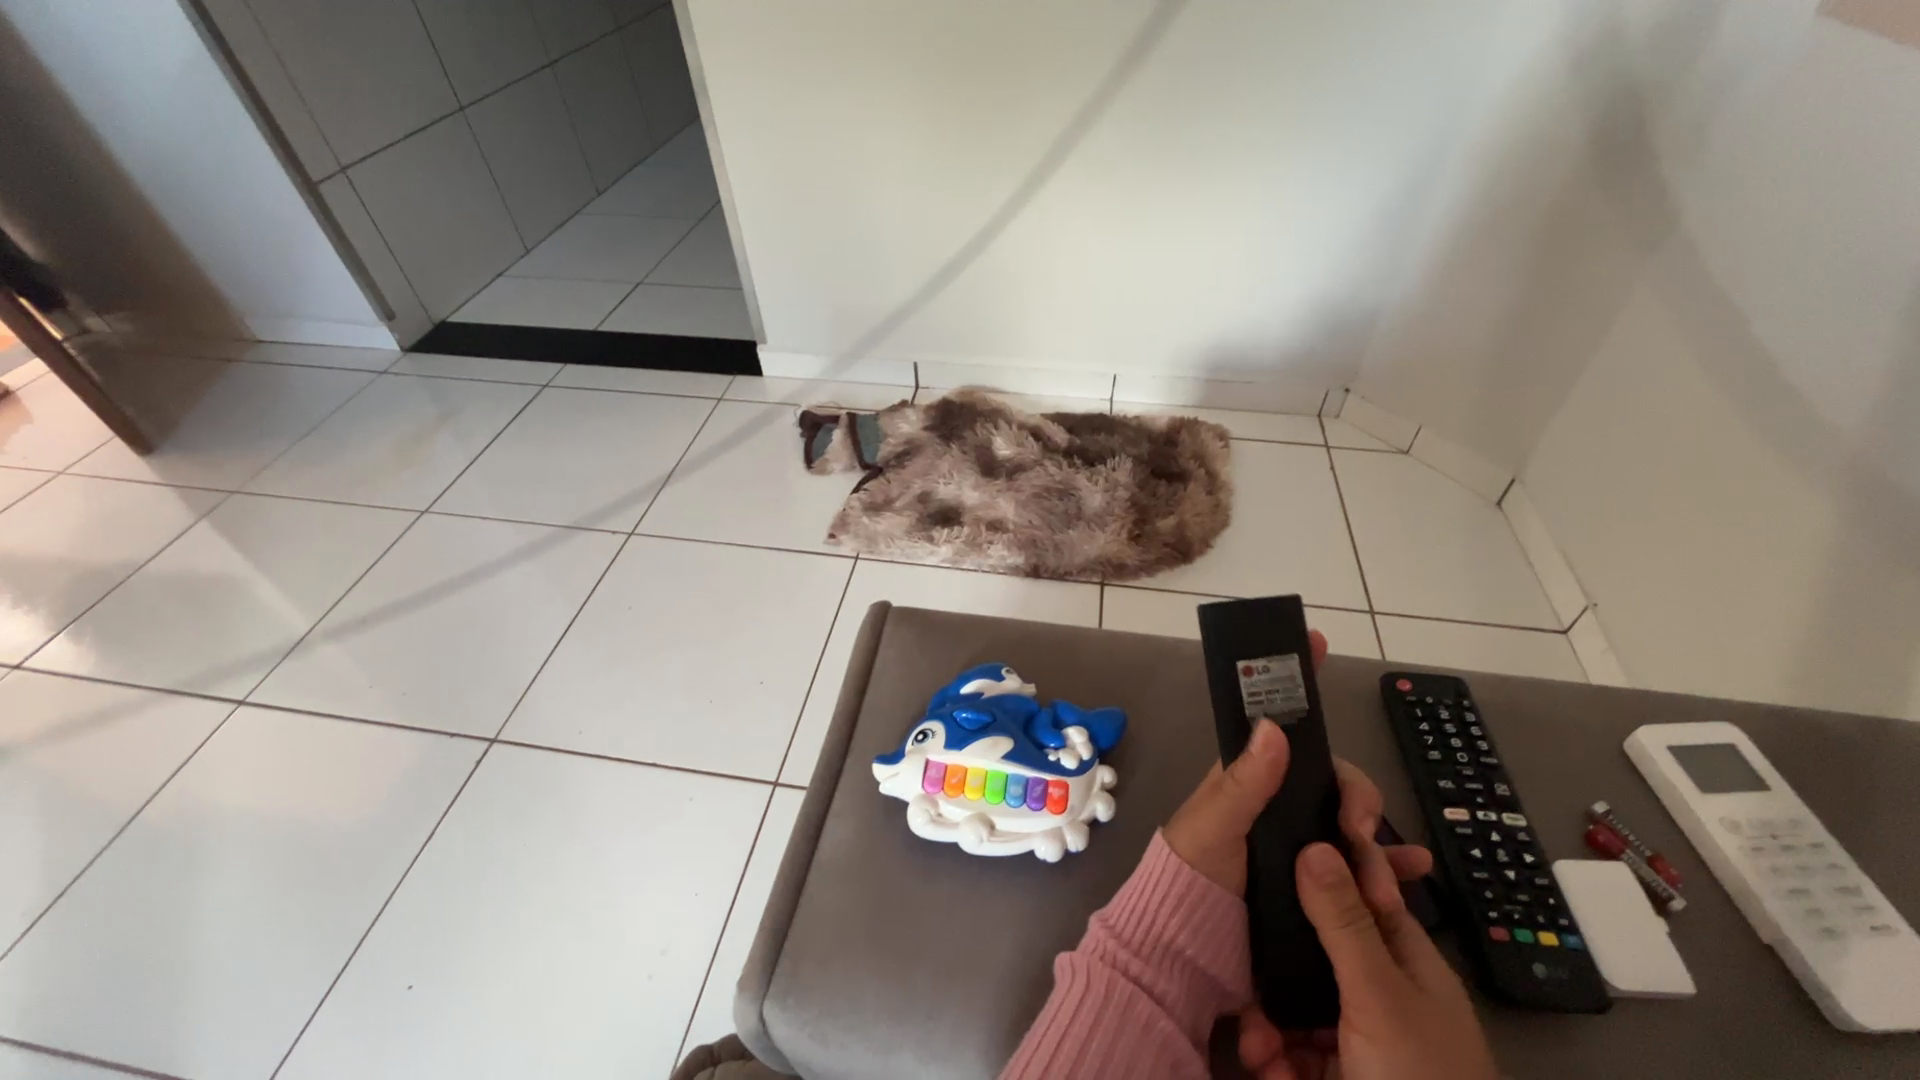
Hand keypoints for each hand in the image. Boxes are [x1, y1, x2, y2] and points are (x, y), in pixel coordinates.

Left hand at [1162, 630, 1433, 895]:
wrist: (1195, 939)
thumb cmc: (1193, 869)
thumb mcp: (1212, 824)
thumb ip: (1242, 781)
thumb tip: (1275, 726)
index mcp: (1251, 776)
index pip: (1279, 722)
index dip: (1297, 682)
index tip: (1317, 643)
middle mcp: (1281, 800)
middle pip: (1336, 779)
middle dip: (1358, 800)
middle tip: (1357, 835)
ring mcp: (1304, 837)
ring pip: (1355, 821)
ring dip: (1377, 842)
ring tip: (1382, 882)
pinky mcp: (1322, 877)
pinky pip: (1365, 862)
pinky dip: (1393, 864)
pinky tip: (1415, 871)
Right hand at [1235, 847, 1496, 1079]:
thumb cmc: (1419, 1079)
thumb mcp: (1379, 998)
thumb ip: (1343, 923)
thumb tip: (1315, 843)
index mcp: (1404, 960)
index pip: (1361, 891)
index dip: (1324, 865)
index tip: (1275, 840)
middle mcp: (1378, 989)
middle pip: (1312, 948)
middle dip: (1273, 964)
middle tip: (1246, 971)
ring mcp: (1354, 1035)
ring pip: (1293, 1001)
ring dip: (1267, 1022)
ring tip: (1257, 1048)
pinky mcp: (1331, 1072)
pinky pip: (1290, 1048)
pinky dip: (1273, 1058)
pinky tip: (1266, 1069)